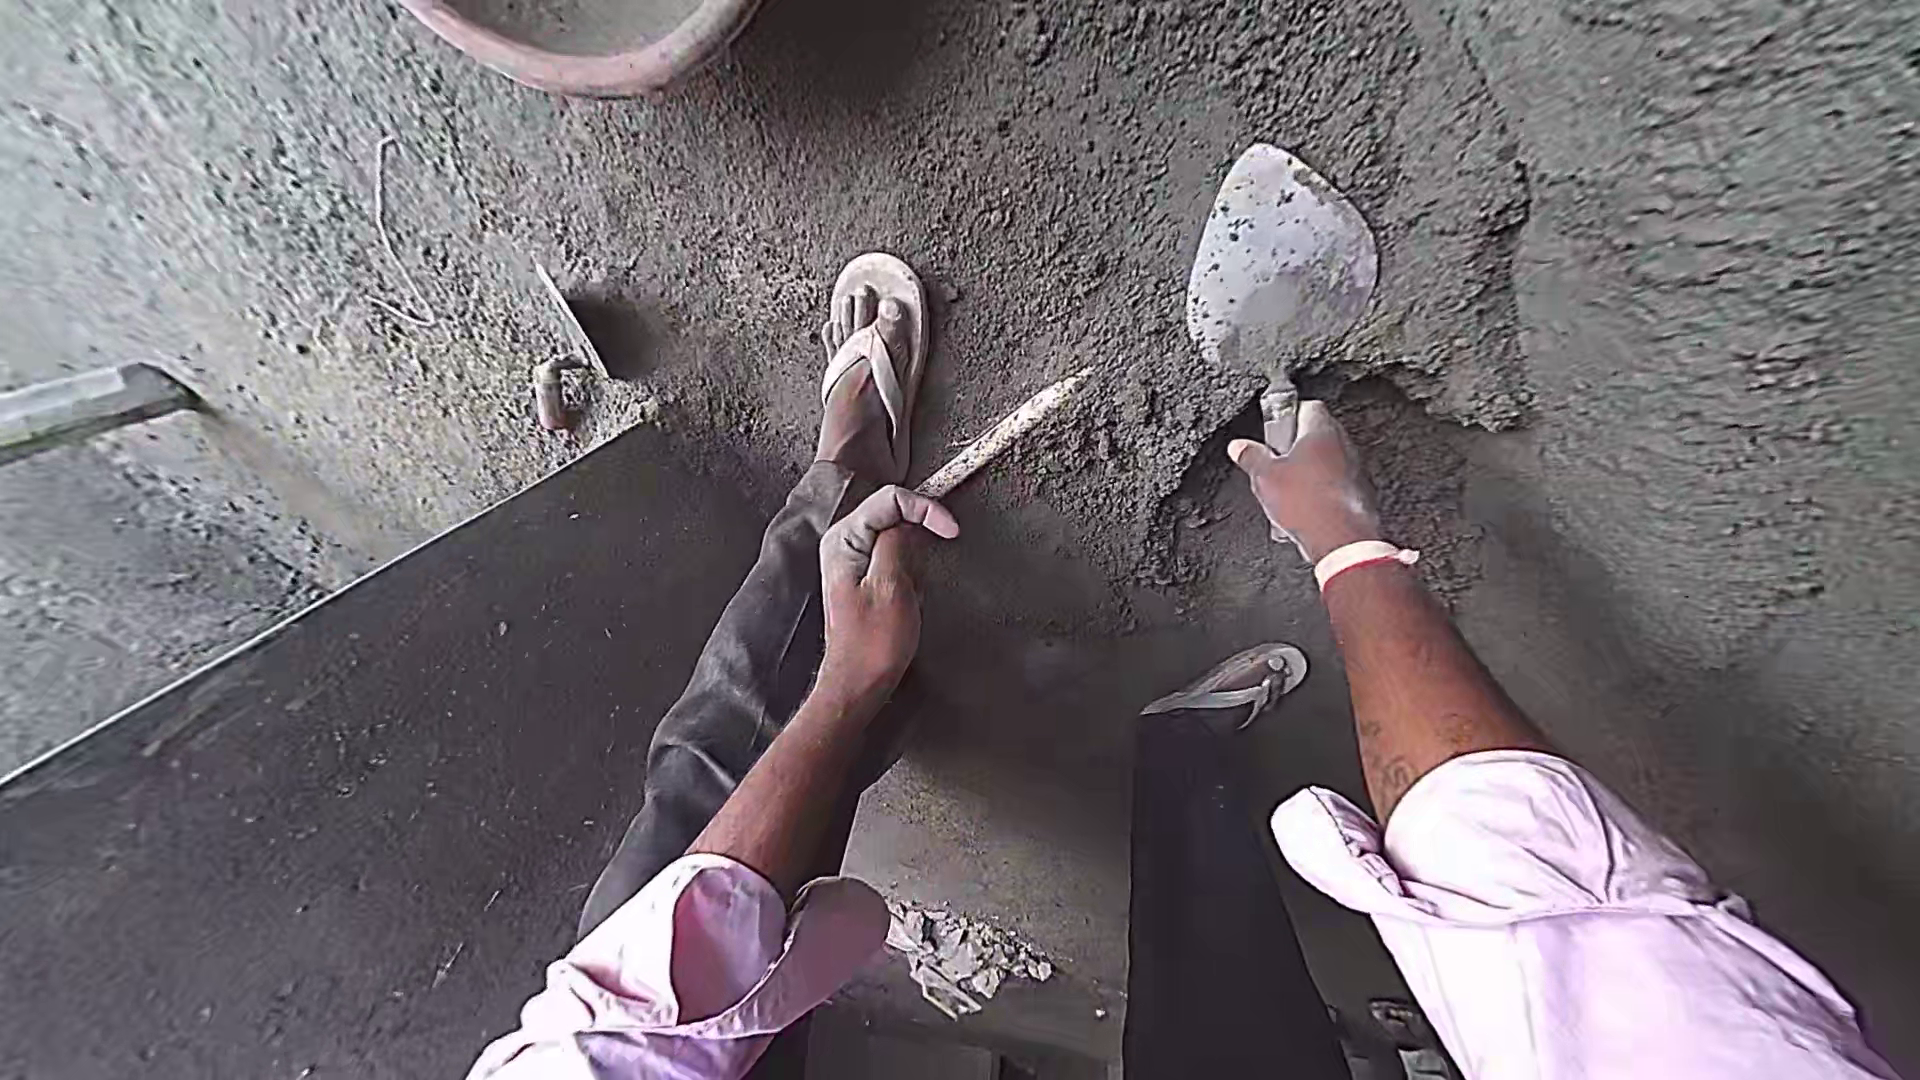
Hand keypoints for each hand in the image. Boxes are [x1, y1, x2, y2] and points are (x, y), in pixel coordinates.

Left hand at [818, 485, 959, 702]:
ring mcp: (854, 558)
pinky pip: (900, 559)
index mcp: (844, 539)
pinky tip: (906, 600)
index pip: (891, 499)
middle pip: (895, 514)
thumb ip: (898, 542)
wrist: (859, 683)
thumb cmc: (873, 645)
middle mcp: (844, 542)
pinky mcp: (867, 573)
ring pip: (901, 539)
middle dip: (918, 544)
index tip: (952, 530)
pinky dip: (912, 576)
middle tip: (920, 578)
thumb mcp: (891, 586)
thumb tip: (910, 519)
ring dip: (915, 564)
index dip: (926, 508)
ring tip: (908, 596)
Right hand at [1227, 400, 1382, 562]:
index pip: (1307, 406)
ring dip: (1307, 469)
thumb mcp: (1263, 477)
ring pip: (1326, 459)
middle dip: (1294, 445)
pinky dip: (1318, 490)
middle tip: (1274, 460)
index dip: (1287, 415)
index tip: (1272, 429)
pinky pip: (1334, 483)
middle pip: (1316, 433)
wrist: (1339, 538)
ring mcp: (1354, 468)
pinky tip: (1301, 506)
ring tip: (1286, 489)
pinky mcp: (1358, 491)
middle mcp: (1343, 444)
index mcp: (1320, 432)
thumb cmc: (1306, 502)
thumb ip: (1250, 457)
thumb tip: (1238, 446)